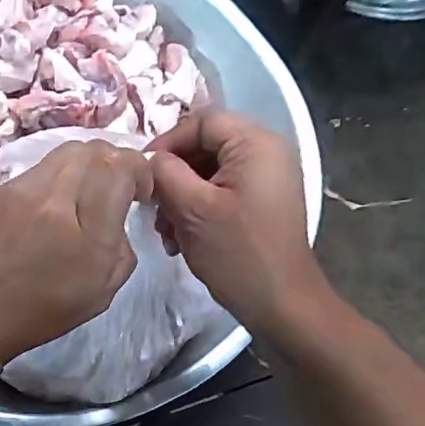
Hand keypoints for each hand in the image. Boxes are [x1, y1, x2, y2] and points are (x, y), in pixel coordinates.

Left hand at [0, 141, 148, 358]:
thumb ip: (122, 248)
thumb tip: (120, 216)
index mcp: (87, 235)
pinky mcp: (3, 188)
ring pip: (69, 150)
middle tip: (120, 186)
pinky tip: (60, 198)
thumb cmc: (42, 313)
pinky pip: (43, 165)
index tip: (142, 192)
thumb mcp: (102, 293)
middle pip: (97, 150)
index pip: (121, 168)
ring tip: (90, 189)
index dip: (140, 170)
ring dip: (90, 163)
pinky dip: (62, 172)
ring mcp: (25, 189)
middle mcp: (56, 200)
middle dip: (117, 161)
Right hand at [147, 111, 322, 336]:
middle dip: (174, 176)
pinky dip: (199, 210)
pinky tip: (182, 240)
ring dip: (182, 198)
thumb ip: (166, 173)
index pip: (202, 121)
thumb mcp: (192, 209)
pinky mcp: (263, 206)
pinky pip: (223, 193)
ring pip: (210, 173)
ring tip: (167, 232)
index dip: (167, 142)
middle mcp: (267, 153)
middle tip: (153, 208)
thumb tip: (149, 160)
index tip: (143, 173)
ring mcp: (267, 181)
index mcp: (256, 144)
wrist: (281, 304)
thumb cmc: (238, 254)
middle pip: (206, 147)